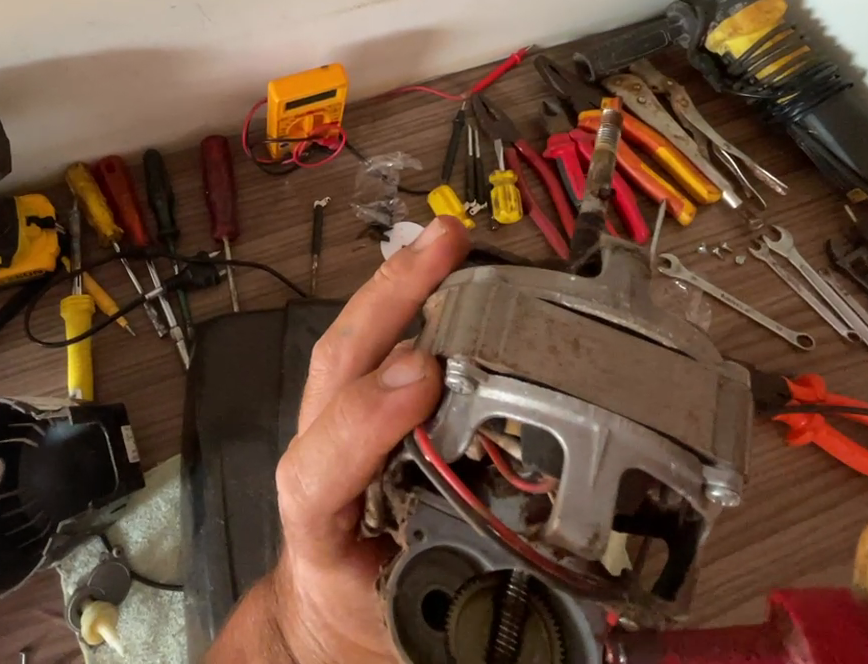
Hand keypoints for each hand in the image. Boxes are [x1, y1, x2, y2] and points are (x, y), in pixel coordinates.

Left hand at [209, 216, 470, 663]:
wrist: (328, 611)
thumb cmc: (368, 614)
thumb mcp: (409, 625)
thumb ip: (449, 611)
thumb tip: (549, 607)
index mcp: (320, 529)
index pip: (317, 472)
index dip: (362, 419)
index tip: (420, 373)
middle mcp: (322, 461)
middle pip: (336, 368)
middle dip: (387, 301)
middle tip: (445, 247)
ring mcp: (335, 425)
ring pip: (352, 345)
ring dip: (398, 287)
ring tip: (446, 242)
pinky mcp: (354, 408)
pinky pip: (371, 347)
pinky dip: (405, 306)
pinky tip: (441, 273)